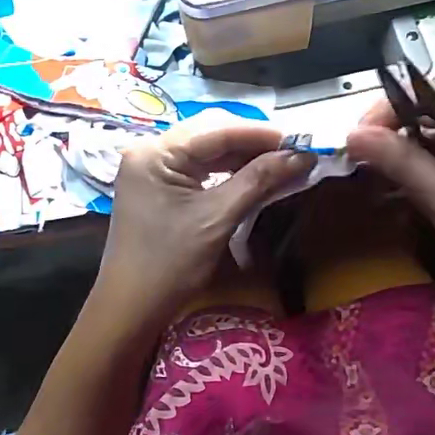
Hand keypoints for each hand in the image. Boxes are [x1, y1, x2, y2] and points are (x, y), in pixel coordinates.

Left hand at [95, 117, 312, 323]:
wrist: (131, 306)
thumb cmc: (171, 264)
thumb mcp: (217, 218)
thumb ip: (259, 180)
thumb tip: (302, 155)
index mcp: (156, 152)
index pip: (216, 129)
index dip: (260, 133)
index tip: (299, 140)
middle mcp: (149, 149)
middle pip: (210, 132)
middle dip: (252, 141)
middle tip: (293, 152)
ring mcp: (151, 167)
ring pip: (205, 149)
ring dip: (242, 155)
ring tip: (280, 163)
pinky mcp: (157, 184)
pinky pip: (197, 166)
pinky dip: (226, 170)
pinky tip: (253, 175)